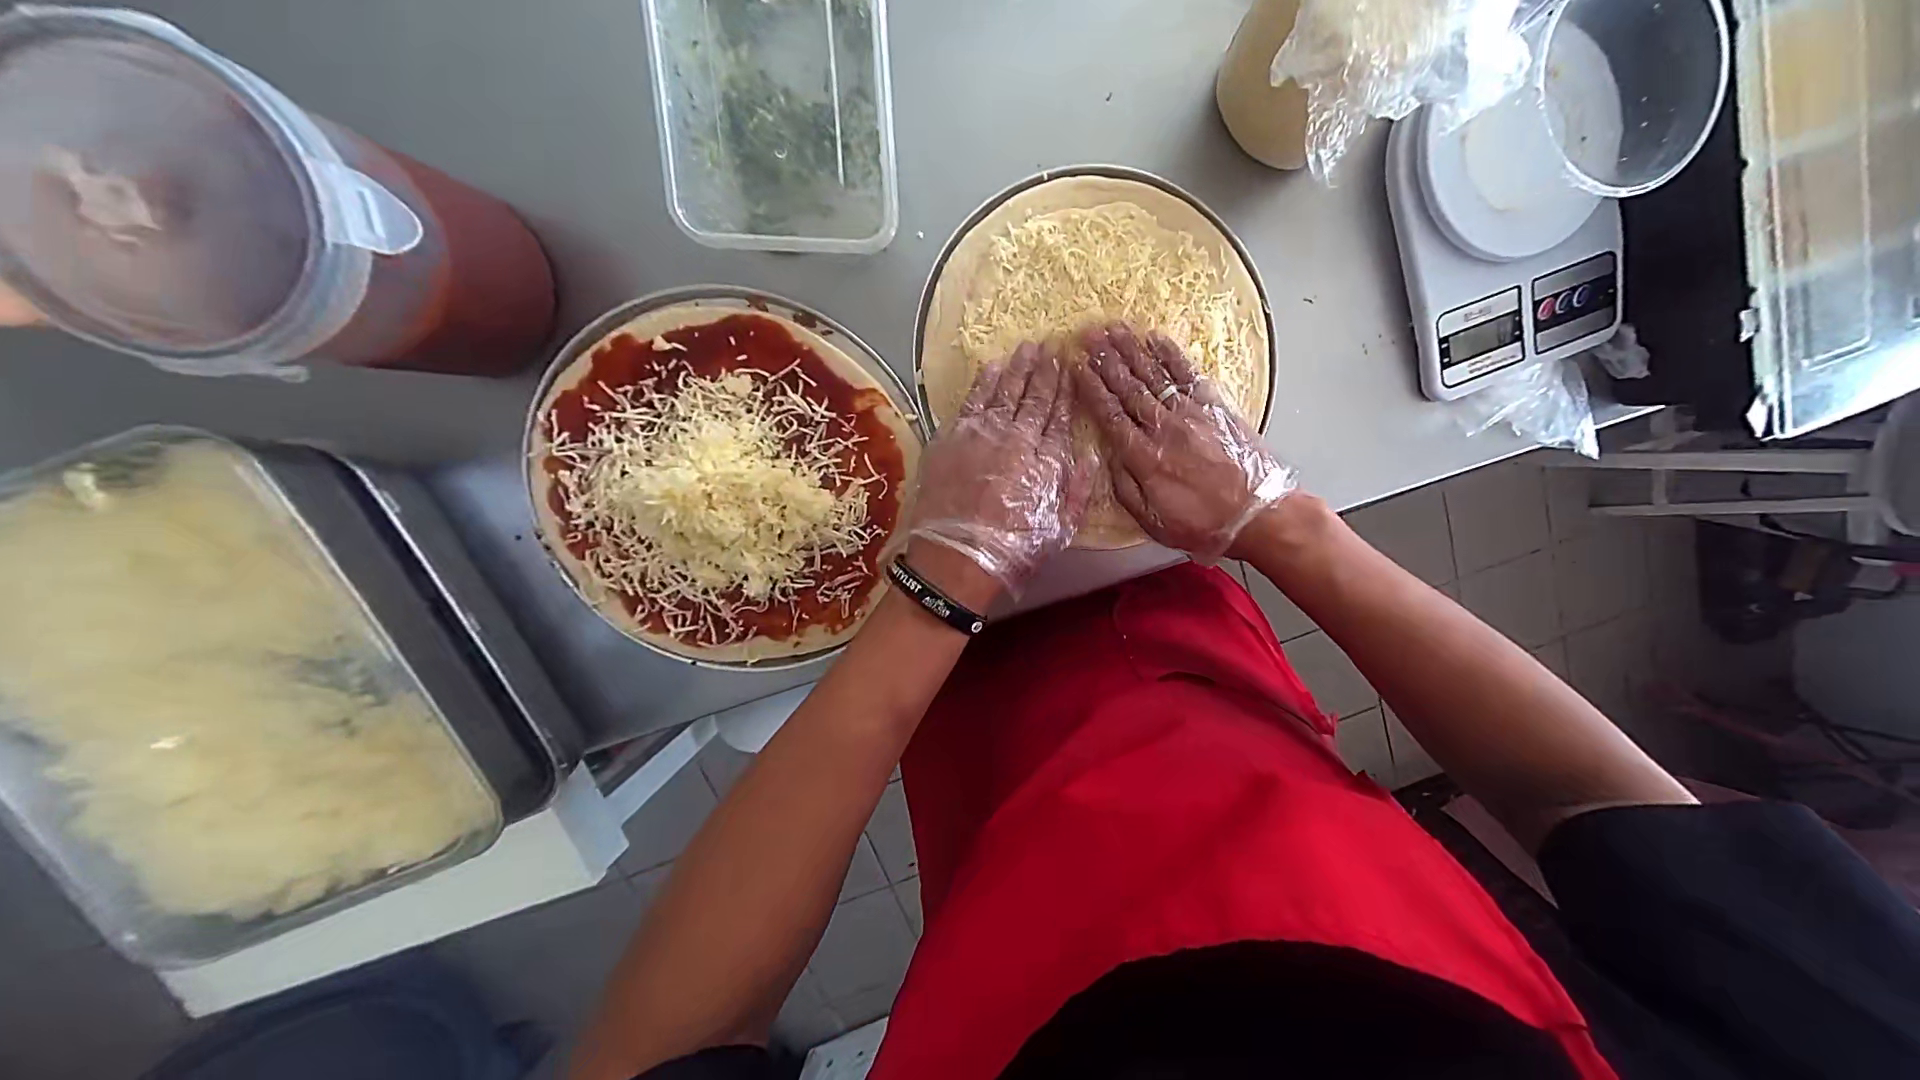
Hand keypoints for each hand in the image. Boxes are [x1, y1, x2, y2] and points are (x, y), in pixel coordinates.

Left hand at [908, 341, 1093, 596]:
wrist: (957, 560)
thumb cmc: (1012, 551)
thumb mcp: (1060, 529)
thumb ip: (1078, 489)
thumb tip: (1090, 454)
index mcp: (1046, 461)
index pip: (1059, 415)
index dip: (1065, 390)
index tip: (1069, 368)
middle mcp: (1017, 439)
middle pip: (1033, 397)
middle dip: (1044, 370)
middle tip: (1050, 346)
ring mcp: (982, 435)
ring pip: (1003, 392)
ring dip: (1016, 368)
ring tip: (1026, 347)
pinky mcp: (952, 438)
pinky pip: (971, 401)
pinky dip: (982, 382)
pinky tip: (992, 366)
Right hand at [1072, 322, 1296, 560]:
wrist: (1259, 515)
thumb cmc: (1203, 524)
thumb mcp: (1152, 521)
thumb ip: (1124, 488)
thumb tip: (1108, 457)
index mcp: (1144, 458)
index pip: (1110, 415)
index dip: (1091, 389)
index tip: (1076, 367)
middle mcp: (1163, 428)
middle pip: (1128, 387)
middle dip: (1105, 359)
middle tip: (1087, 335)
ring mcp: (1190, 414)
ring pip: (1153, 374)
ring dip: (1131, 350)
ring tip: (1112, 329)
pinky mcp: (1215, 407)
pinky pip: (1187, 374)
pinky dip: (1170, 355)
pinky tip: (1155, 338)